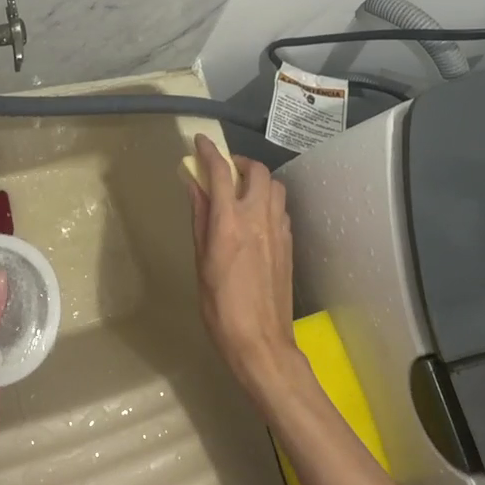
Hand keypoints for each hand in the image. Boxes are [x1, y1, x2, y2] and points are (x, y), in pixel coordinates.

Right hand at [187, 133, 296, 390]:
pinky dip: (267, 200)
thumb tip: (194, 185)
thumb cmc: (220, 307)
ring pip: (274, 186)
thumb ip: (200, 218)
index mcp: (230, 222)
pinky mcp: (290, 243)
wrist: (261, 343)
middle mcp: (258, 218)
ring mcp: (278, 230)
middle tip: (224, 170)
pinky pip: (281, 207)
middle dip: (239, 162)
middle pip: (256, 170)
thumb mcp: (201, 262)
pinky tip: (256, 217)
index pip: (221, 172)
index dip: (209, 151)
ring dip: (258, 179)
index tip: (200, 141)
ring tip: (241, 192)